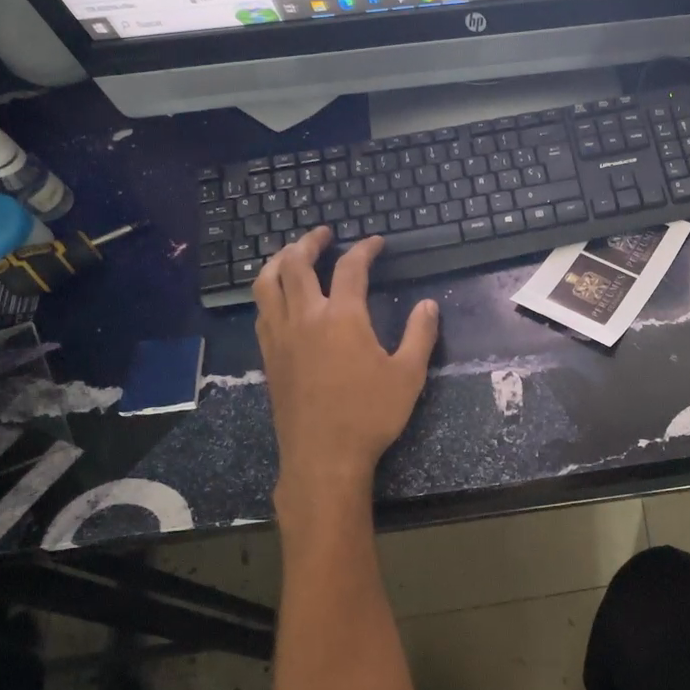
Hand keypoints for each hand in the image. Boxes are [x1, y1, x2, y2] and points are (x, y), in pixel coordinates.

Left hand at [256, 228, 437, 525]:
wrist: (323, 454)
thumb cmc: (371, 415)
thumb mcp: (408, 376)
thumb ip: (419, 336)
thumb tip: (428, 305)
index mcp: (343, 317)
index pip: (351, 269)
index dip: (364, 250)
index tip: (375, 242)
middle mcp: (306, 317)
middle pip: (296, 264)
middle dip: (309, 242)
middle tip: (322, 235)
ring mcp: (281, 335)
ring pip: (268, 282)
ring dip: (278, 260)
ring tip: (289, 254)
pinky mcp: (269, 355)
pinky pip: (261, 310)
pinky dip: (269, 291)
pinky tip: (278, 298)